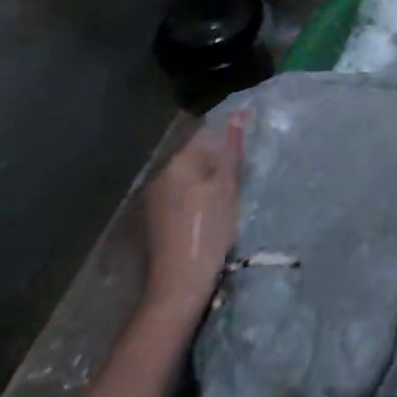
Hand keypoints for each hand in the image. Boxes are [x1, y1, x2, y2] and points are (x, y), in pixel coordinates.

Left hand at [143, 111, 247, 298]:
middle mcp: (159, 174)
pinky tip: (208, 214)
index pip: (206, 136)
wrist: (179, 284)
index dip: (227, 145)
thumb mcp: (227, 186)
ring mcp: (154, 198)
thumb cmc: (209, 229)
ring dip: (207, 181)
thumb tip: (239, 112)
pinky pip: (180, 195)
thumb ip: (232, 149)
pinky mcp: (155, 218)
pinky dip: (196, 197)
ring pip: (188, 177)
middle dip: (216, 163)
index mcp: (176, 162)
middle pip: (195, 156)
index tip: (242, 161)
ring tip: (226, 198)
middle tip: (237, 181)